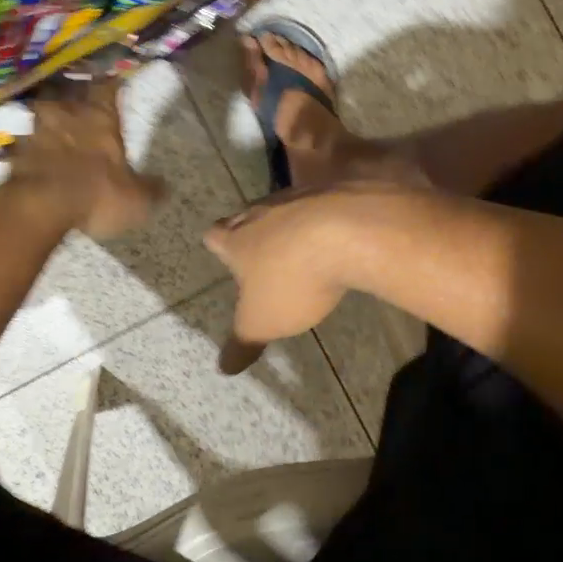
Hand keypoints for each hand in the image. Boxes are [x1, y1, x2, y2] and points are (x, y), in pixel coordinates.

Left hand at [5, 78, 163, 239]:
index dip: (110, 83)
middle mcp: (68, 114)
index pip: (107, 88)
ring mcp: (37, 129)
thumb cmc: (95, 194)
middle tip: (75, 97)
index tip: (113, 80)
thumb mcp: (134, 199)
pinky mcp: (15, 149)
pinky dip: (27, 143)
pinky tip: (30, 152)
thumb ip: (149, 189)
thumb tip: (164, 186)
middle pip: (67, 90)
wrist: (39, 205)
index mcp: (101, 118)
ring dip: (46, 114)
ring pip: (41, 109)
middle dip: (72, 92)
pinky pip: (22, 139)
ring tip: (50, 122)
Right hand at [202, 179, 430, 373]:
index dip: (218, 246)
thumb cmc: (294, 278)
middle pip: (246, 218)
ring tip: (300, 251)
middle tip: (259, 256)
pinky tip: (334, 241)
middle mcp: (261, 211)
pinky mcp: (331, 193)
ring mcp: (297, 198)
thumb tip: (222, 368)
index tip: (224, 256)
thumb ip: (243, 343)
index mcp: (237, 239)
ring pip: (283, 211)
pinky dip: (321, 223)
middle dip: (250, 235)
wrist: (349, 230)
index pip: (213, 235)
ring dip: (288, 228)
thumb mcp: (263, 322)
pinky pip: (318, 208)